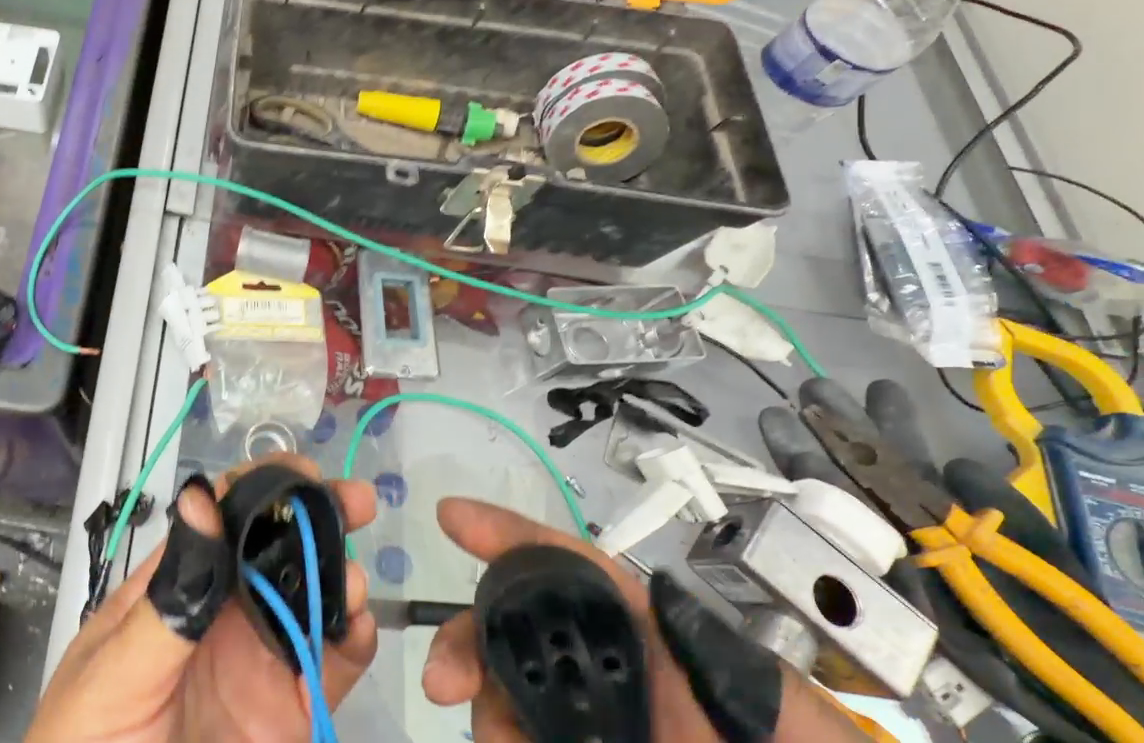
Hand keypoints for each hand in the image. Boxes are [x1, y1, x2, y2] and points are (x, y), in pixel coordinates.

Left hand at [29, 455, 377, 742]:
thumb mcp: (117, 668)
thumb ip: (169, 594)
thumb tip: (200, 496)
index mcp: (170, 592)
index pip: (216, 523)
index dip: (257, 488)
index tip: (300, 472)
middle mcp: (218, 618)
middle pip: (272, 551)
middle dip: (314, 518)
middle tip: (354, 501)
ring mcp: (255, 663)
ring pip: (308, 599)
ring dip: (338, 575)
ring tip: (351, 578)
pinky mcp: (287, 712)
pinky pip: (330, 666)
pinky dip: (354, 639)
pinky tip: (357, 625)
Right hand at [420, 498, 872, 742]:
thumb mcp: (795, 727)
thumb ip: (752, 678)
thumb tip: (663, 608)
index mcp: (655, 645)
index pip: (574, 570)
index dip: (510, 536)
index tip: (451, 517)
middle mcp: (612, 677)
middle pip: (518, 635)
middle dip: (467, 643)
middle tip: (441, 683)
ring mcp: (592, 726)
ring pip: (510, 701)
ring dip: (490, 717)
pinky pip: (522, 737)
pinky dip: (504, 739)